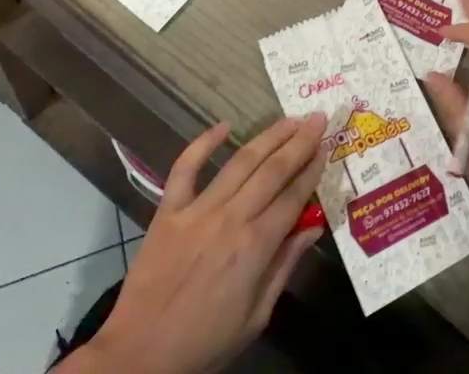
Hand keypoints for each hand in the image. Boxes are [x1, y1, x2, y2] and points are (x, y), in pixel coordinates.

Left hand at [64, 116, 327, 373]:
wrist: (140, 354)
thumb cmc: (206, 342)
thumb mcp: (256, 316)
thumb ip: (284, 266)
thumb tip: (313, 227)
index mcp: (255, 247)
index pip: (293, 197)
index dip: (313, 169)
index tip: (327, 147)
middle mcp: (230, 219)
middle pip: (272, 171)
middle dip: (299, 142)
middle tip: (318, 118)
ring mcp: (196, 210)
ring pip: (239, 162)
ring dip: (268, 137)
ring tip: (289, 119)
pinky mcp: (167, 211)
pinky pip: (185, 168)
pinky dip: (203, 144)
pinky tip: (223, 125)